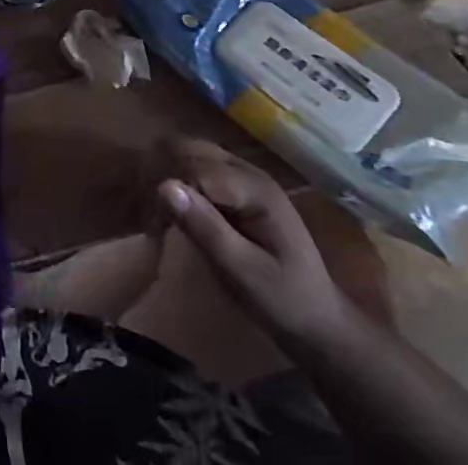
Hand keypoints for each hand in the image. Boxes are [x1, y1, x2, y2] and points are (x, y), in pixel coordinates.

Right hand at [151, 138, 350, 343]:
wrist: (317, 319)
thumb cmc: (281, 299)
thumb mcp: (242, 271)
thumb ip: (205, 227)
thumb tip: (163, 185)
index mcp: (256, 190)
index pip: (194, 167)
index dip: (166, 189)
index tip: (153, 225)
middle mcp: (248, 172)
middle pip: (187, 148)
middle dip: (160, 173)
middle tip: (150, 214)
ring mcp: (242, 176)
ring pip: (187, 152)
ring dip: (164, 173)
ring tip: (155, 211)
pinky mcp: (233, 186)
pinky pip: (194, 165)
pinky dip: (174, 179)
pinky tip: (170, 208)